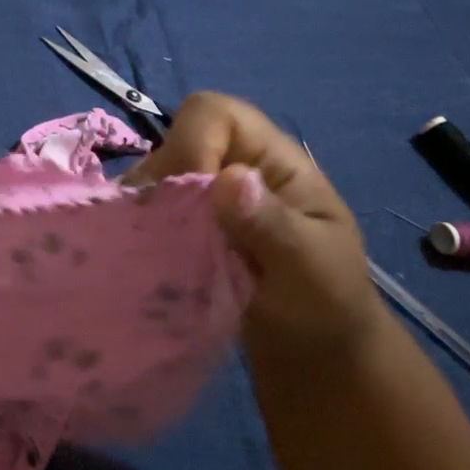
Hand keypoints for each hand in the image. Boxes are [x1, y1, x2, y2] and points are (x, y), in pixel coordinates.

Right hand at [124, 92, 385, 357]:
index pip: (214, 113)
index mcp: (271, 158)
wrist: (321, 356)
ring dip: (147, 211)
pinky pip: (147, 209)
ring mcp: (204, 195)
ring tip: (155, 253)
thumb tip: (231, 178)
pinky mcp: (184, 224)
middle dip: (161, 183)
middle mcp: (231, 165)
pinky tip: (149, 259)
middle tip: (165, 234)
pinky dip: (140, 230)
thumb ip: (273, 223)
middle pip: (174, 142)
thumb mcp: (313, 267)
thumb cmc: (329, 304)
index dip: (191, 142)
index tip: (189, 199)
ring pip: (153, 177)